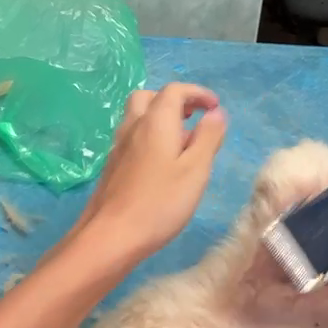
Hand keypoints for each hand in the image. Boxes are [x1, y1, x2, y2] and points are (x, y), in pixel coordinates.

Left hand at [71, 84, 227, 263]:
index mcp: (156, 122)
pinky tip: (161, 164)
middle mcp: (133, 127)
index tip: (215, 107)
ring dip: (160, 119)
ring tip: (182, 142)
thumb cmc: (160, 202)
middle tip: (193, 117)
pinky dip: (150, 137)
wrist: (110, 236)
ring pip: (137, 118)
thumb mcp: (196, 170)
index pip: (175, 91)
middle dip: (174, 101)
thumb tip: (216, 113)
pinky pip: (132, 138)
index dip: (197, 93)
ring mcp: (118, 147)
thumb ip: (208, 137)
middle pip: (149, 98)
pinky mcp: (112, 166)